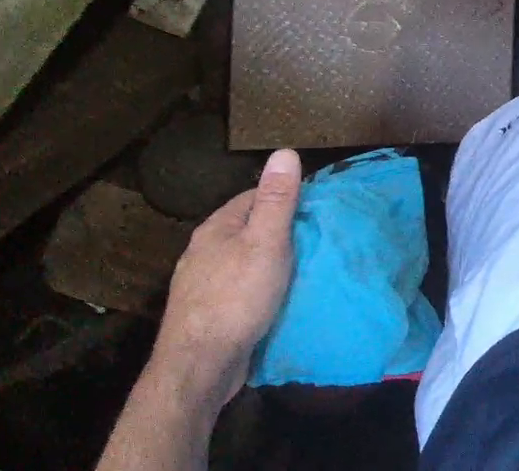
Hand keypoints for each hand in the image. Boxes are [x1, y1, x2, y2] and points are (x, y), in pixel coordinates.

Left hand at [148, 149, 301, 412]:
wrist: (199, 368)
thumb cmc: (237, 297)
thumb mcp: (266, 241)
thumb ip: (277, 199)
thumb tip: (284, 152)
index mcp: (215, 229)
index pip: (255, 196)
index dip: (287, 196)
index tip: (318, 207)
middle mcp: (203, 252)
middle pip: (250, 227)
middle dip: (282, 229)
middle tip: (318, 236)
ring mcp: (202, 284)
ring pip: (245, 258)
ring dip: (272, 259)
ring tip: (305, 264)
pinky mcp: (208, 312)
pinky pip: (241, 285)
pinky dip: (262, 284)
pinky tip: (279, 294)